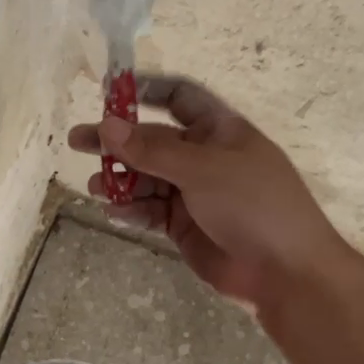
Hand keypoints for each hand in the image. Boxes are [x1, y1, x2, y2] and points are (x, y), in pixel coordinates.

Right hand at [68, 74, 350, 308]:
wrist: (285, 271)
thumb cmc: (254, 205)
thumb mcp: (203, 170)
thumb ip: (152, 150)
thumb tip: (106, 125)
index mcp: (218, 130)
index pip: (179, 97)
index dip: (146, 92)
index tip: (108, 93)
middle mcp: (202, 157)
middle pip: (151, 140)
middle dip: (117, 142)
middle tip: (78, 142)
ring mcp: (192, 193)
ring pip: (145, 178)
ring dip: (119, 179)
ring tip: (95, 187)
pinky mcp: (182, 226)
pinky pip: (148, 210)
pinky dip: (130, 209)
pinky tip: (113, 211)